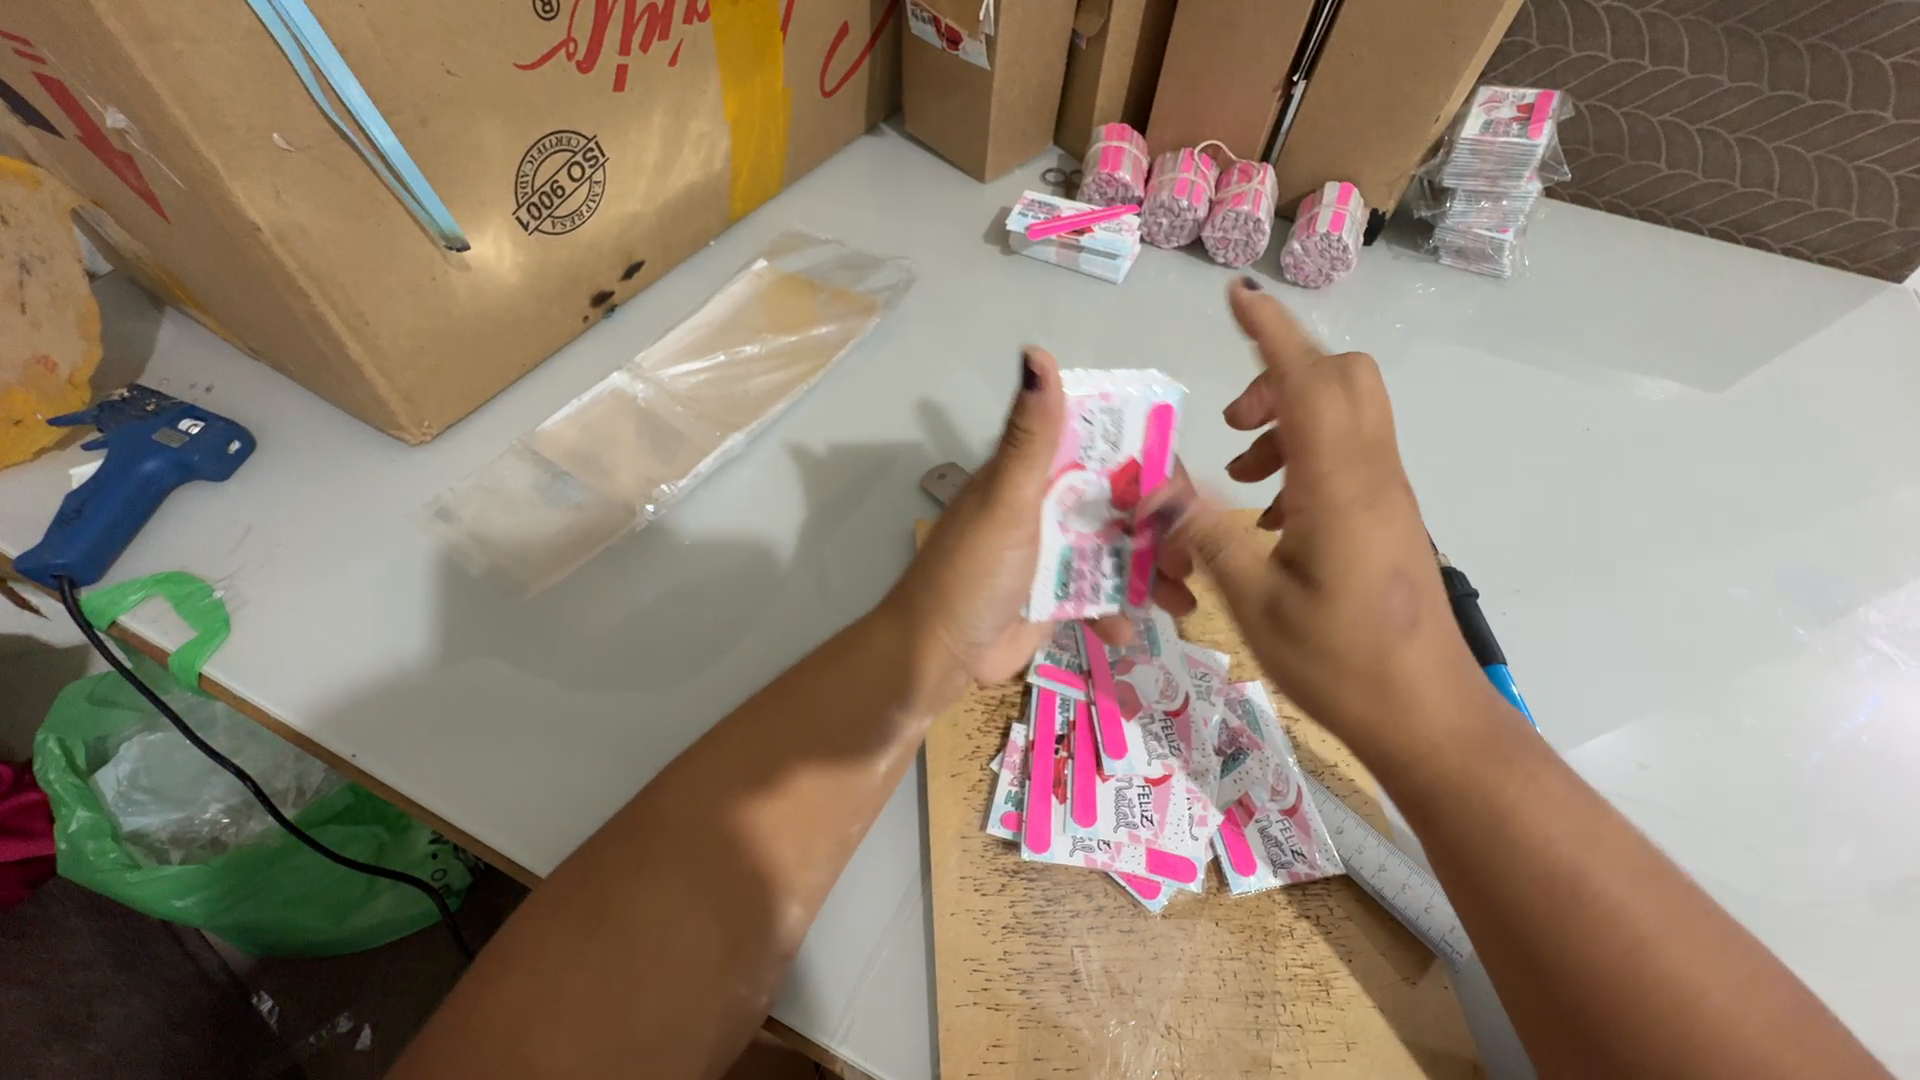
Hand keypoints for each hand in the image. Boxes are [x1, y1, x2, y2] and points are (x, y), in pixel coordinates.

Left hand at [884, 348, 1170, 703]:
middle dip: (1162, 528)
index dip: (1148, 464)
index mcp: (1036, 475)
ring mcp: (1055, 555)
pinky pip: (1102, 597)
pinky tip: (1126, 632)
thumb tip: (1037, 352)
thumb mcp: (1005, 499)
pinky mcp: (1057, 598)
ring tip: (1183, 599)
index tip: (1183, 492)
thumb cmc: (972, 572)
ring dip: (1154, 574)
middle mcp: (1050, 508)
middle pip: (1123, 505)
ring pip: (1120, 553)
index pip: (1105, 452)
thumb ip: (1030, 436)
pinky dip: (1120, 613)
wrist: (937, 654)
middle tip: (1190, 556)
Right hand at [1154, 281, 1490, 748]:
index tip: (1236, 297)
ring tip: (1242, 478)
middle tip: (1233, 425)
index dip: (1271, 332)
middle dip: (1280, 376)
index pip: (1308, 380)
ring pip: (1345, 415)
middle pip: (1342, 378)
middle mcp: (1370, 475)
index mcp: (1337, 486)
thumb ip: (1204, 536)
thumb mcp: (1255, 603)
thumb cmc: (1342, 664)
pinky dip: (1303, 458)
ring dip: (1288, 422)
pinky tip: (1269, 519)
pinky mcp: (1387, 517)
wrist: (1431, 717)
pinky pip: (1347, 456)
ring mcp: (1385, 495)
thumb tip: (1155, 488)